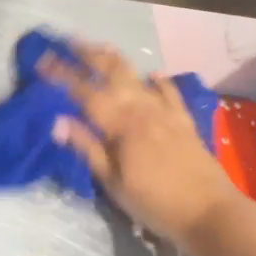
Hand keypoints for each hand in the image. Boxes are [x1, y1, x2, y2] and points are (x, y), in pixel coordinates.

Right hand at [40, 40, 239, 243]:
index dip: (61, 75)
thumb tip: (57, 121)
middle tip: (69, 42)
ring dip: (116, 60)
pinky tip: (154, 75)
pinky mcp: (184, 121)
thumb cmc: (155, 202)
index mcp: (119, 124)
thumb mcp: (113, 182)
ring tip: (101, 48)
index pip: (83, 91)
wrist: (212, 213)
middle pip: (112, 73)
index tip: (42, 61)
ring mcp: (165, 112)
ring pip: (137, 76)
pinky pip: (170, 93)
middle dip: (89, 55)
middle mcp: (141, 109)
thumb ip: (87, 148)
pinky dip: (160, 81)